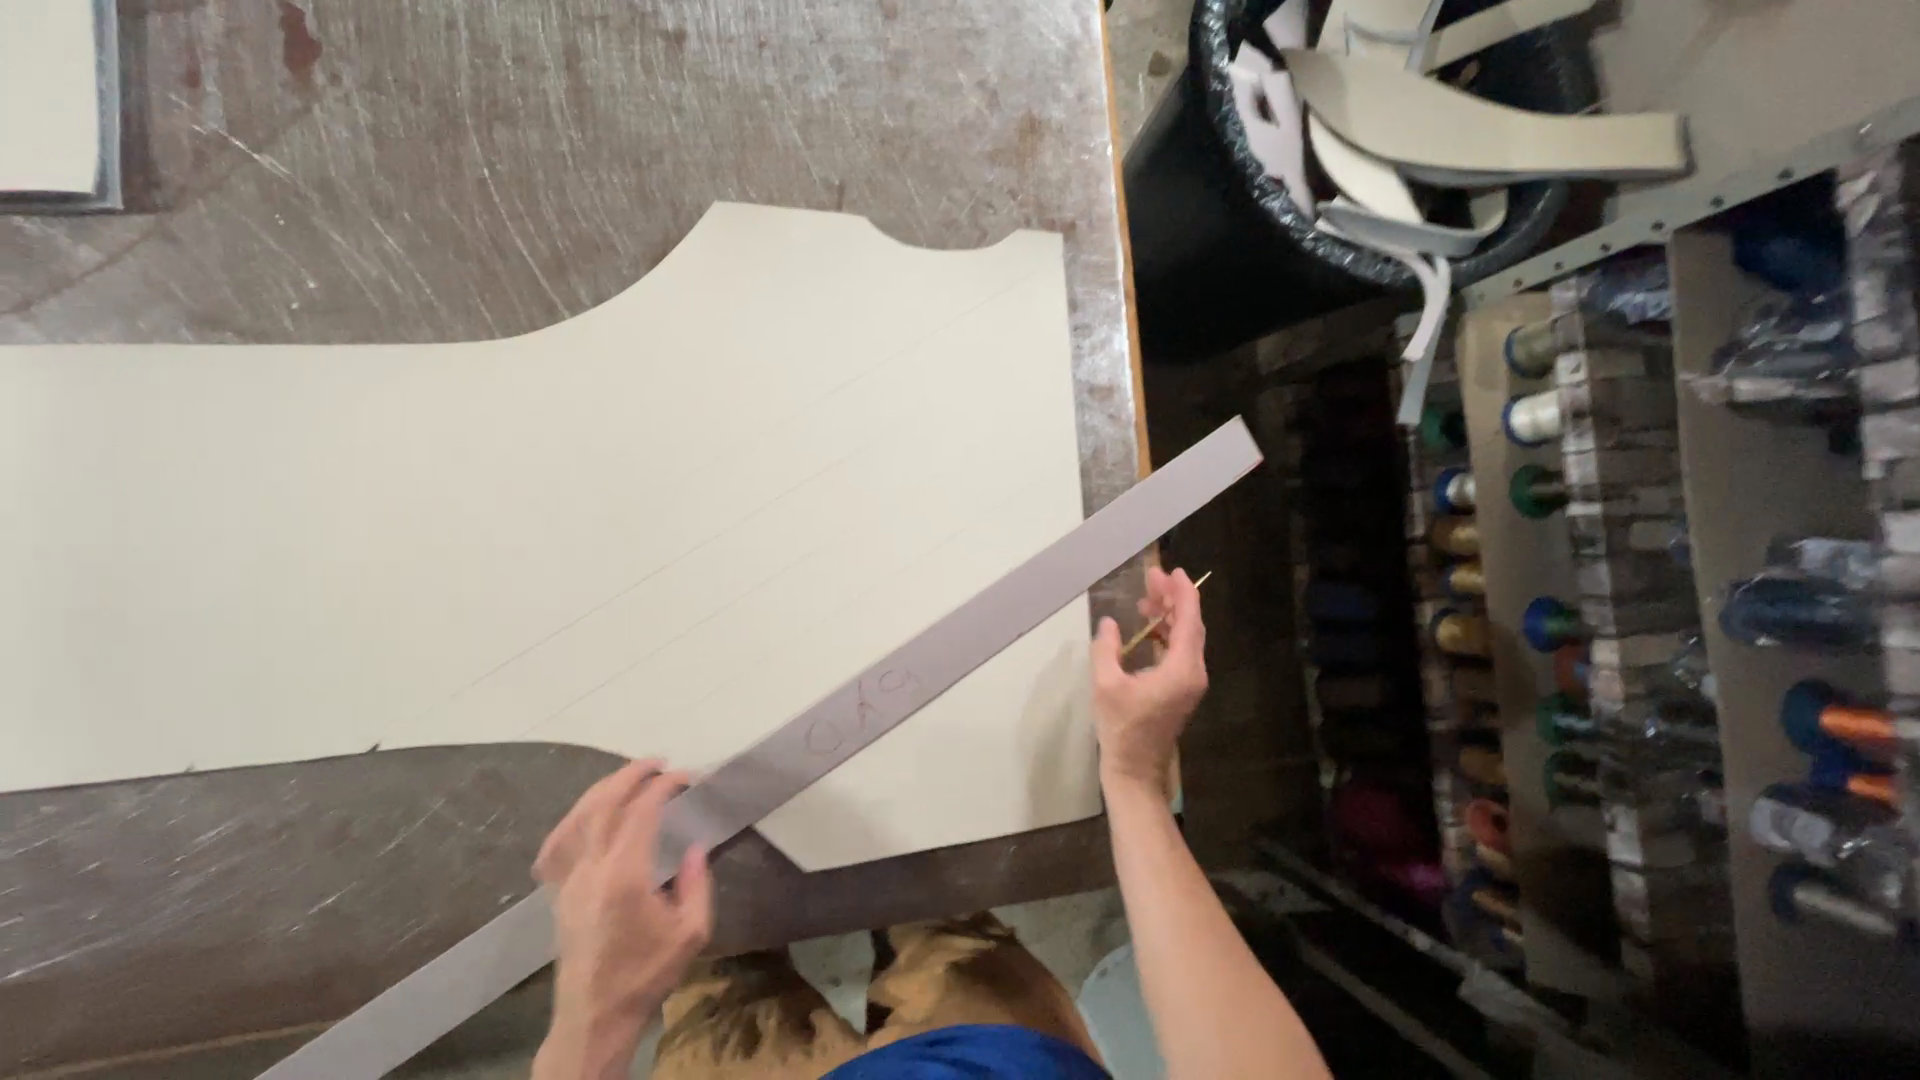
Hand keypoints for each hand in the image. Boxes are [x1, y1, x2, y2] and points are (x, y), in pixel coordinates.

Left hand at [532, 761, 711, 1079]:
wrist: (596, 1015)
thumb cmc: (648, 973)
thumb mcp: (692, 932)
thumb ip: (696, 882)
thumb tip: (693, 845)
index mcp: (625, 876)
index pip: (641, 812)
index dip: (663, 787)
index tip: (685, 777)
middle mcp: (590, 870)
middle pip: (604, 804)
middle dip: (631, 775)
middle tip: (659, 763)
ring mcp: (568, 881)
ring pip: (577, 818)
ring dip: (603, 789)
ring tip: (627, 777)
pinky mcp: (558, 893)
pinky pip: (556, 845)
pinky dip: (572, 819)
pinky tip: (587, 814)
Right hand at [1090, 566, 1208, 789]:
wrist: (1135, 770)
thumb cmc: (1121, 728)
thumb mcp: (1105, 684)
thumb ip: (1107, 648)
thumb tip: (1109, 623)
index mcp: (1182, 669)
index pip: (1188, 620)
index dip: (1181, 592)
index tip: (1170, 571)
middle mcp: (1193, 672)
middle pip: (1190, 625)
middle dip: (1173, 599)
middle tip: (1151, 579)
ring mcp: (1189, 683)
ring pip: (1186, 638)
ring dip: (1169, 616)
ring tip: (1146, 600)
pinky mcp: (1181, 690)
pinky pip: (1180, 652)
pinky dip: (1166, 635)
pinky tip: (1147, 629)